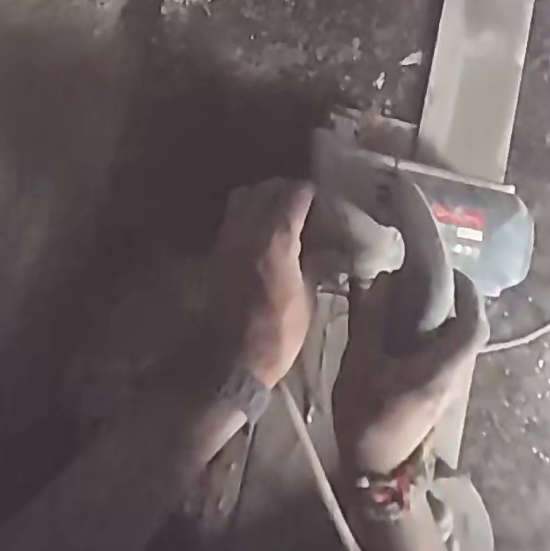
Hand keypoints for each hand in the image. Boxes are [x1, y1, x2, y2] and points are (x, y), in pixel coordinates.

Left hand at [206, 179, 315, 387]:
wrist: (231, 361)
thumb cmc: (277, 334)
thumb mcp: (307, 300)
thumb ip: (317, 265)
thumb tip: (333, 249)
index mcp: (275, 242)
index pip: (292, 195)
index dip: (308, 191)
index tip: (321, 197)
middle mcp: (247, 232)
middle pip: (264, 189)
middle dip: (285, 189)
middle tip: (303, 201)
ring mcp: (228, 240)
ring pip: (242, 197)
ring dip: (262, 196)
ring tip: (280, 210)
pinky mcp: (217, 252)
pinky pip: (232, 216)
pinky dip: (247, 212)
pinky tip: (263, 230)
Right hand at [333, 271, 486, 475]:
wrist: (373, 471)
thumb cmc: (366, 416)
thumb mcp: (359, 362)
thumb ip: (371, 319)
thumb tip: (384, 279)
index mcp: (440, 369)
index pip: (473, 324)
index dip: (469, 293)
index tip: (451, 270)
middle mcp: (454, 378)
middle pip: (472, 332)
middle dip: (458, 301)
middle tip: (428, 280)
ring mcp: (450, 390)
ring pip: (461, 345)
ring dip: (447, 318)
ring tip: (414, 298)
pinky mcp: (439, 396)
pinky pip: (448, 355)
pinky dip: (437, 335)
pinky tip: (408, 328)